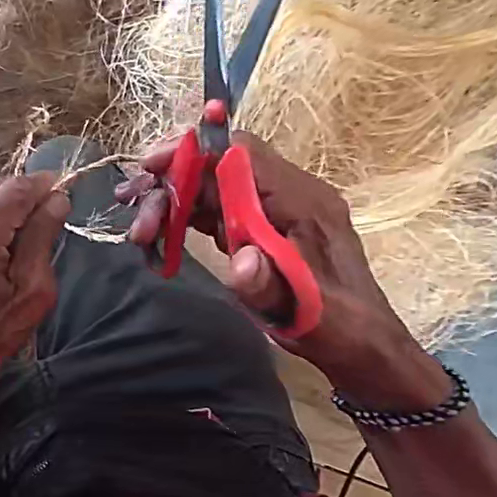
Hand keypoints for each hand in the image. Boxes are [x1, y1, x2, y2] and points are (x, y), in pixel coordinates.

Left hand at [0, 174, 71, 433]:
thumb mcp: (34, 288)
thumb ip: (42, 237)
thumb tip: (57, 198)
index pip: (16, 190)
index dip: (44, 185)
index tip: (64, 189)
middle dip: (27, 196)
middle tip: (50, 214)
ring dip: (9, 206)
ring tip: (26, 233)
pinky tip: (2, 240)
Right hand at [118, 131, 449, 409]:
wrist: (361, 344)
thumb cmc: (336, 326)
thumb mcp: (303, 311)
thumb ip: (268, 285)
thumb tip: (238, 262)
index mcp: (303, 202)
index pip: (242, 154)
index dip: (194, 152)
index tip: (152, 166)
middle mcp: (288, 194)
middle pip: (218, 166)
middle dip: (170, 183)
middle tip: (134, 213)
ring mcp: (273, 208)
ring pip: (210, 186)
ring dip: (170, 202)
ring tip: (140, 231)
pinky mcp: (260, 225)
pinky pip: (215, 206)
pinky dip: (183, 215)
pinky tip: (159, 234)